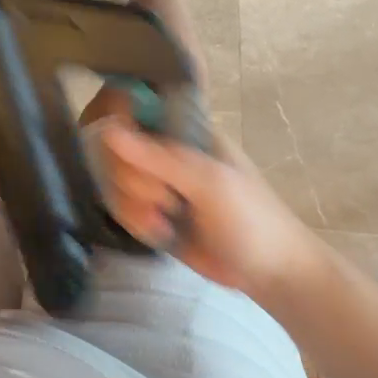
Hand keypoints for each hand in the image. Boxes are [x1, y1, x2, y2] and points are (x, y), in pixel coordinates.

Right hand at [94, 120, 322, 299]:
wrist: (269, 275)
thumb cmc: (251, 219)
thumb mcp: (210, 184)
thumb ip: (159, 157)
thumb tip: (108, 129)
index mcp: (182, 127)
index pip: (129, 101)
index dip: (114, 118)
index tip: (119, 147)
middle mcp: (162, 147)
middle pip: (112, 144)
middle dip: (130, 178)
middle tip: (164, 198)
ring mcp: (154, 178)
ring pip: (111, 176)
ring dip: (132, 203)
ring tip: (164, 221)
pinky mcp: (147, 207)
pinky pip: (117, 202)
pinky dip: (133, 220)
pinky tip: (159, 233)